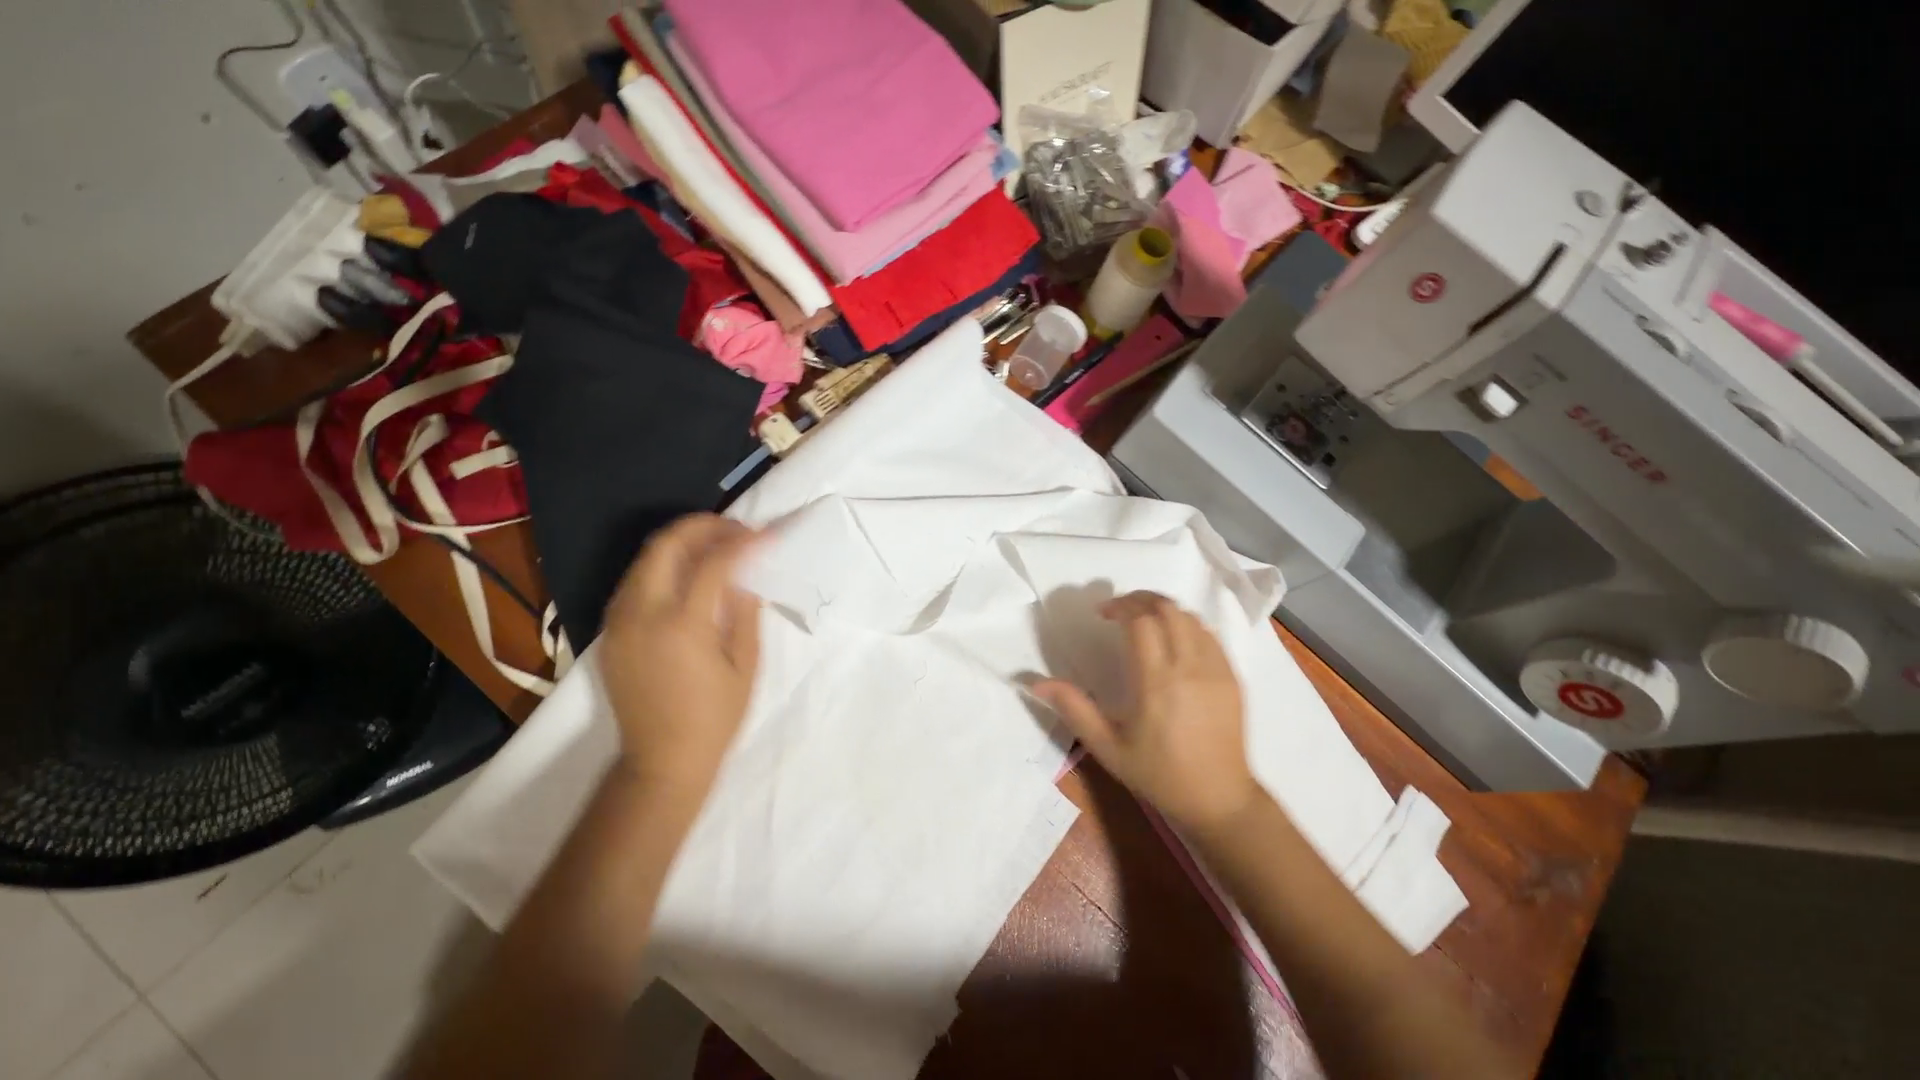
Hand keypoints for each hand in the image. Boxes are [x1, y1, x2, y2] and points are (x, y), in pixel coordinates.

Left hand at [598, 514, 761, 794]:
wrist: (661, 762)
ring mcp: (619, 622)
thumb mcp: (745, 666)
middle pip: (666, 544)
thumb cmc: (714, 720)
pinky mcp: (610, 633)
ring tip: (714, 549)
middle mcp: (643, 613)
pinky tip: (687, 580)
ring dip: (680, 544)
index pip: (713, 561)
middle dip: (703, 526)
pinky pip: (634, 583)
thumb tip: (744, 575)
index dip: (742, 542)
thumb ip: (744, 612)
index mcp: (682, 624)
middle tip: (734, 531)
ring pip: (645, 559)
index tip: (765, 535)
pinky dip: (661, 568)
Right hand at [1034, 591, 1259, 832]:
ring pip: (1191, 617)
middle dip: (1141, 599)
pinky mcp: (1233, 677)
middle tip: (1120, 610)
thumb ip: (1075, 710)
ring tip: (1145, 622)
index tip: (1103, 614)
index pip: (1141, 621)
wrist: (1217, 798)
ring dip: (1165, 610)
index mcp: (1156, 682)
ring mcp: (1216, 670)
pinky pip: (1211, 635)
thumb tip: (1037, 683)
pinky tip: (1174, 642)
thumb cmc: (1158, 774)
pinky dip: (1188, 626)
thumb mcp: (1108, 747)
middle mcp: (1189, 667)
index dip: (1120, 606)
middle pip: (1167, 609)